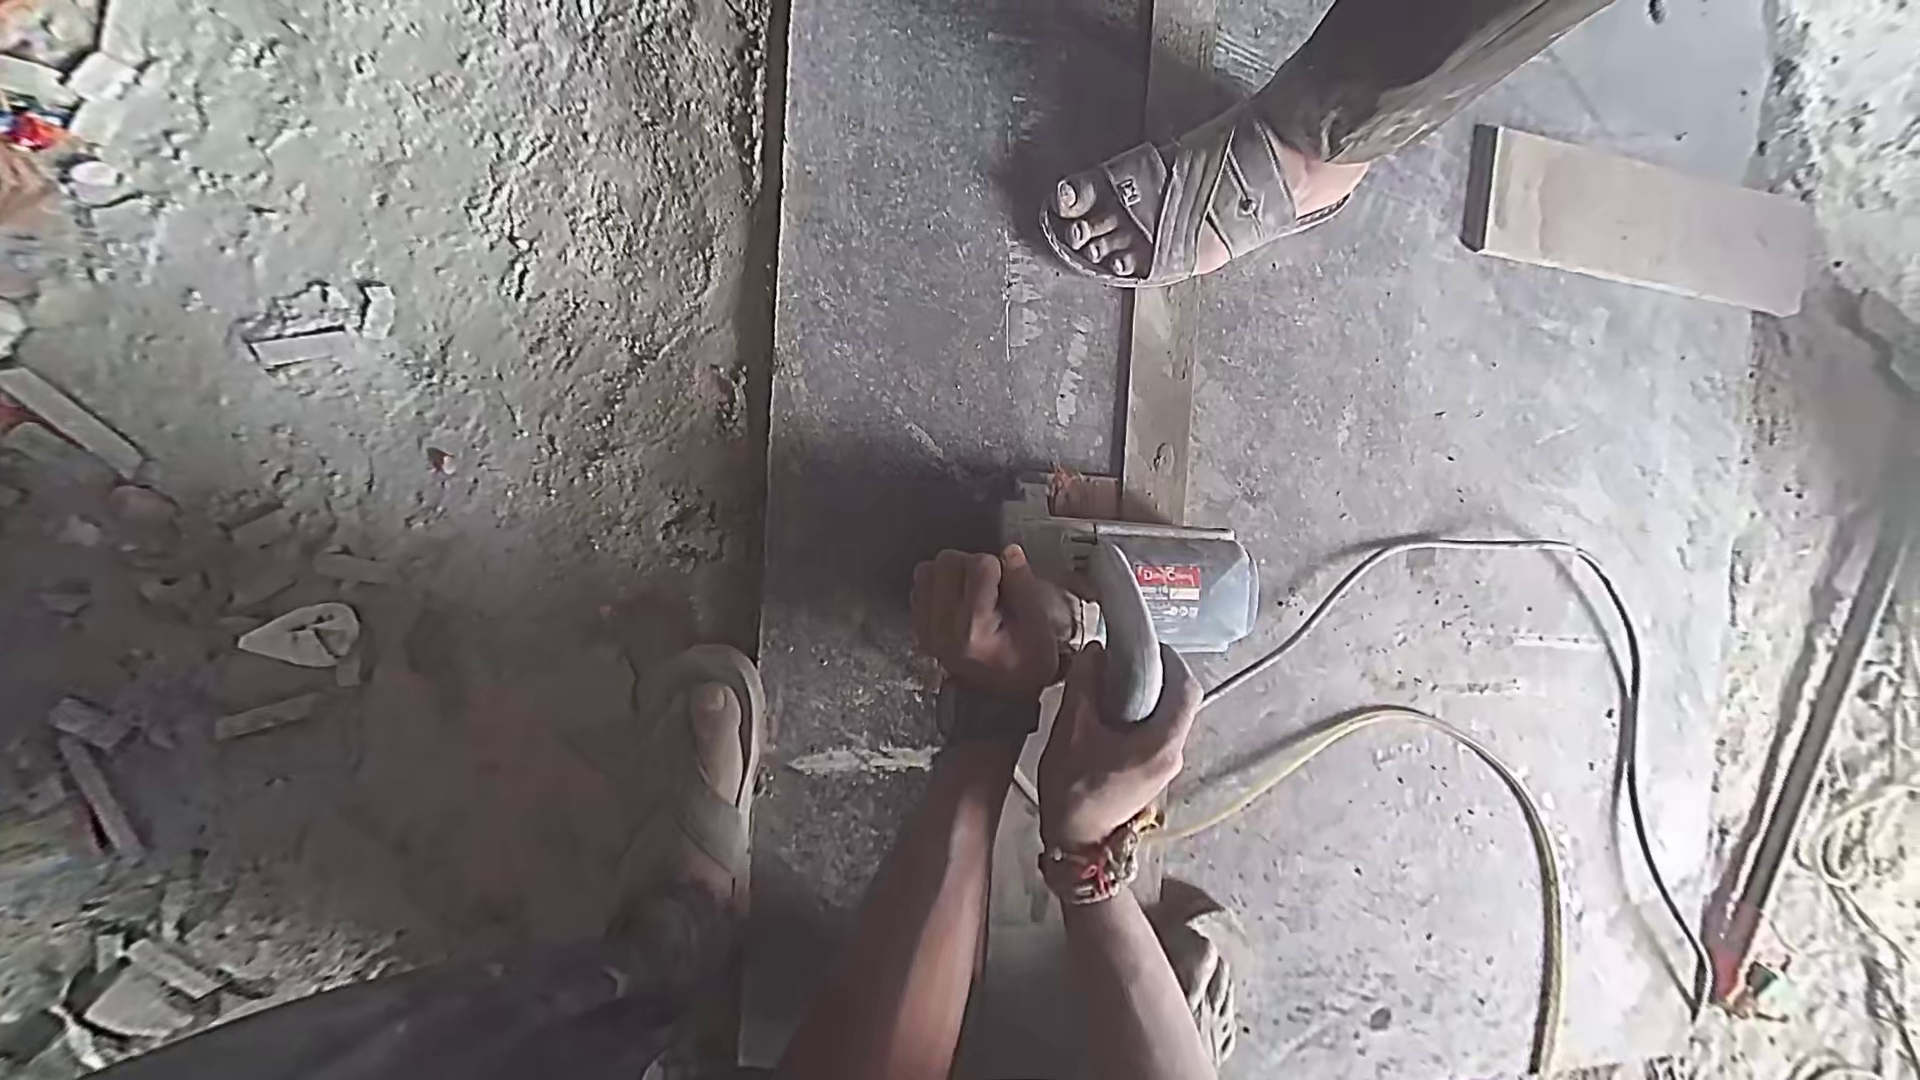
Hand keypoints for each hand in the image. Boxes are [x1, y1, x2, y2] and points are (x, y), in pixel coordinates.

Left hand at [911, 545, 1061, 701]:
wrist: (999, 700)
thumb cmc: (1024, 667)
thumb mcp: (1038, 629)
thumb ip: (1024, 586)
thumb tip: (1010, 552)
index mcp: (973, 627)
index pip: (979, 565)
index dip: (1000, 568)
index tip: (1007, 588)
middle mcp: (941, 627)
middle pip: (948, 560)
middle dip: (973, 565)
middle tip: (991, 589)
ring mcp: (926, 628)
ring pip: (928, 568)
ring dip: (952, 572)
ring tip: (973, 592)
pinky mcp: (919, 628)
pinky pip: (919, 585)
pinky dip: (938, 585)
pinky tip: (958, 600)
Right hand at [1037, 642, 1200, 847]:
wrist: (1076, 841)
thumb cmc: (1074, 787)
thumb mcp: (1071, 728)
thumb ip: (1085, 683)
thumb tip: (1096, 650)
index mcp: (1162, 744)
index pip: (1187, 688)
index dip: (1169, 658)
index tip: (1142, 644)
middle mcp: (1174, 754)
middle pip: (1179, 701)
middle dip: (1154, 673)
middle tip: (1121, 658)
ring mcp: (1166, 766)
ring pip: (1167, 716)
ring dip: (1145, 693)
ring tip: (1111, 679)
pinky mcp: (1153, 772)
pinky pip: (1156, 731)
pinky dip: (1139, 712)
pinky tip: (1110, 709)